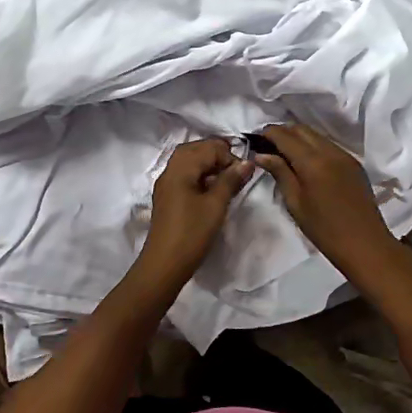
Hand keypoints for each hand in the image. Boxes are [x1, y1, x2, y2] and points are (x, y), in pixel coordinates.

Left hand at [139, 138, 254, 284]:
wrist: (164, 264)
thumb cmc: (192, 233)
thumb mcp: (215, 206)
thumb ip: (230, 181)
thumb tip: (247, 162)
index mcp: (179, 170)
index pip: (205, 148)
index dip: (227, 155)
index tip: (243, 172)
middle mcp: (169, 172)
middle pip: (192, 150)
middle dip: (215, 153)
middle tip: (235, 167)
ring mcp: (165, 185)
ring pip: (186, 162)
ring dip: (206, 163)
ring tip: (227, 177)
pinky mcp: (167, 198)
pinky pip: (183, 176)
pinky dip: (198, 175)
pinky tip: (212, 188)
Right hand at [254, 123, 394, 274]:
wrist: (365, 244)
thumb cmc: (323, 228)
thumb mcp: (295, 202)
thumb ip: (280, 173)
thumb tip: (261, 155)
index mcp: (313, 162)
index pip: (285, 136)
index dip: (268, 133)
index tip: (254, 140)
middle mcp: (330, 152)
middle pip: (301, 129)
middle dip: (282, 132)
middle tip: (266, 146)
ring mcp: (345, 156)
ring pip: (316, 135)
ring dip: (298, 138)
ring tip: (283, 153)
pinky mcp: (353, 163)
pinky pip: (328, 145)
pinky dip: (312, 146)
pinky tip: (304, 161)